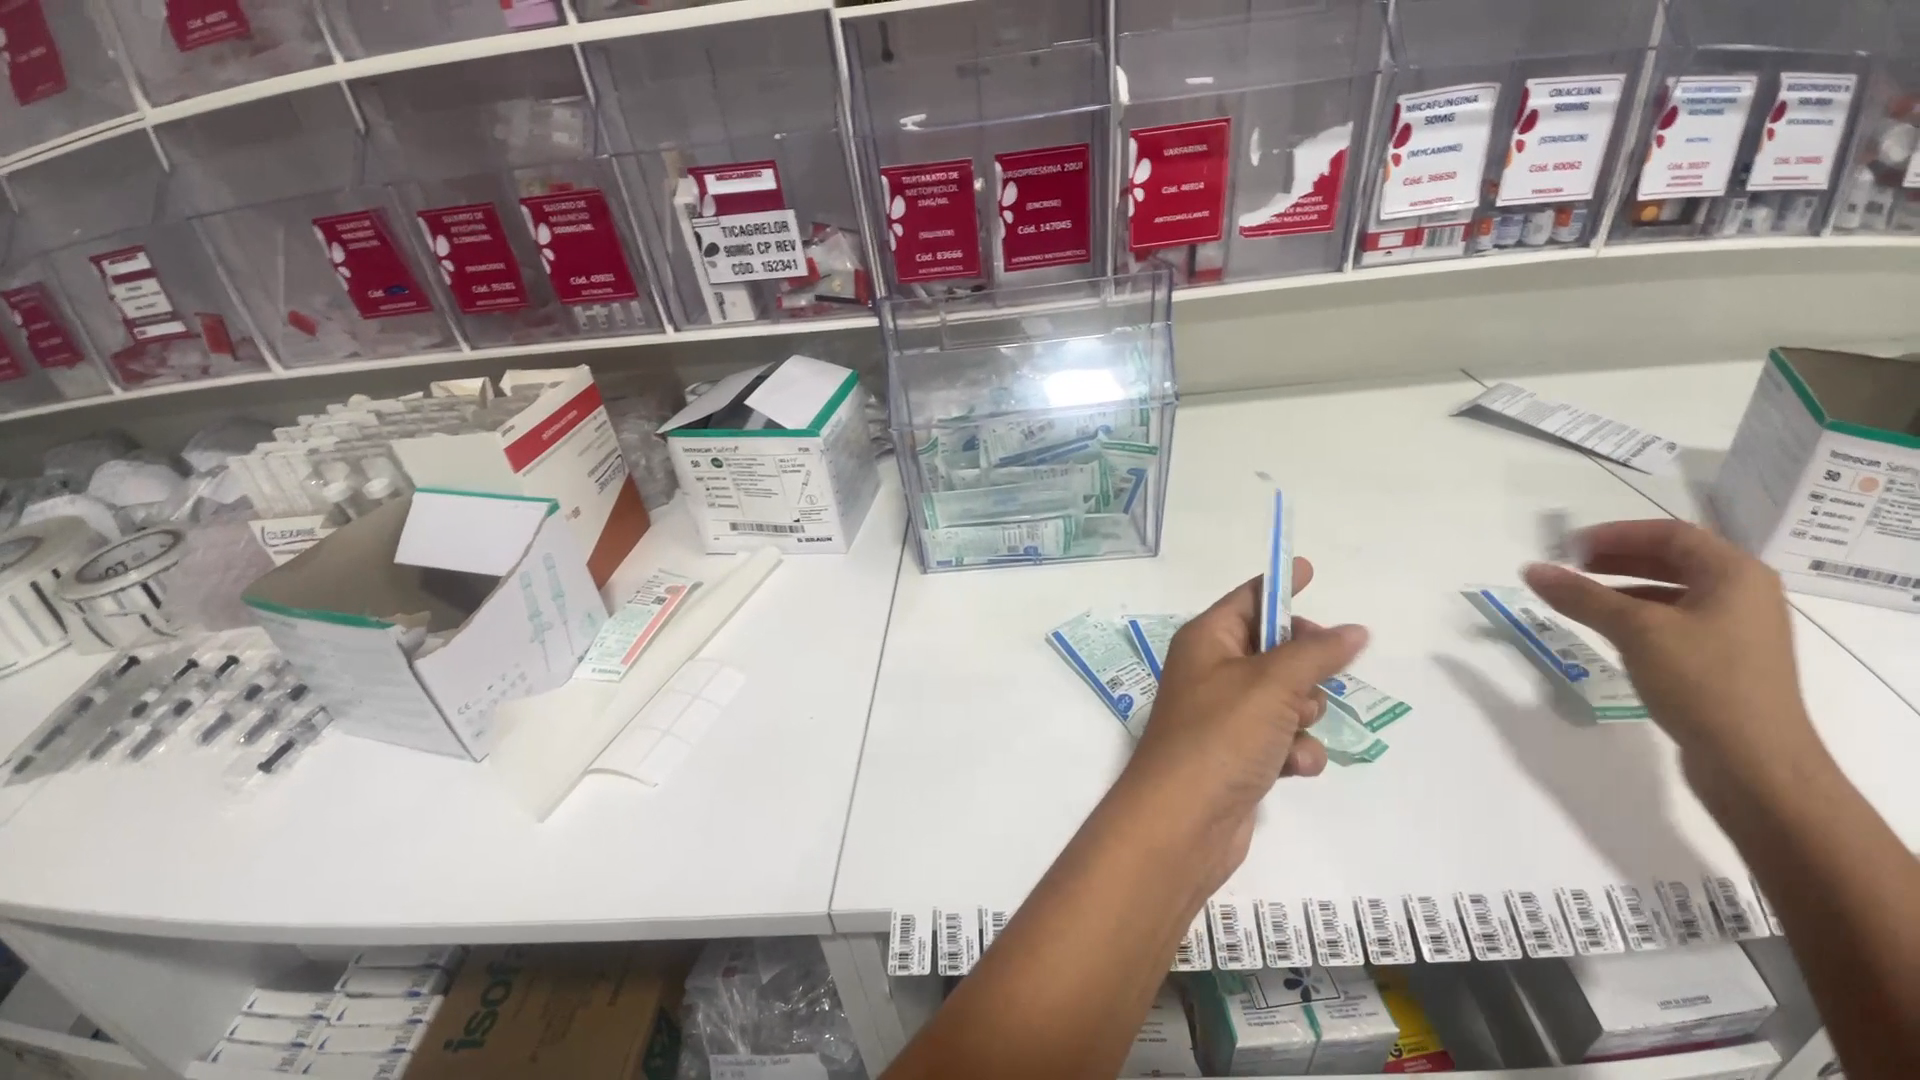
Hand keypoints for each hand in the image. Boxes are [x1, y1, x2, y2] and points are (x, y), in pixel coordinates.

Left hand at [1120, 559, 1368, 876]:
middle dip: (1304, 667)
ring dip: (1304, 715)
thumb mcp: (1272, 683)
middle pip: (1275, 650)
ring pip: (1287, 698)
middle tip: (1310, 683)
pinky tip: (1293, 768)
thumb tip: (1352, 630)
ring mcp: (1224, 717)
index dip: (1280, 587)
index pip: (1248, 600)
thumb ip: (1316, 653)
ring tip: (1293, 732)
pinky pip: (1283, 740)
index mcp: (1205, 640)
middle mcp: (1211, 672)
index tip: (1311, 571)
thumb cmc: (1220, 736)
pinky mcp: (1239, 757)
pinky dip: (1295, 752)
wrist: (1183, 822)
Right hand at [1521, 519, 1823, 795]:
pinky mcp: (1725, 660)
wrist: (1755, 760)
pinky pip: (1676, 622)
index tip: (1568, 547)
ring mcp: (1738, 629)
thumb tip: (1532, 570)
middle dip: (1618, 559)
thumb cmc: (1702, 681)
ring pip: (1672, 593)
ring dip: (1624, 588)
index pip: (1670, 534)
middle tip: (1570, 568)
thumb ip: (1581, 597)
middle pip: (1674, 560)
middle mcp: (1744, 594)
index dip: (1616, 534)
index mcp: (1735, 574)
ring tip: (1580, 600)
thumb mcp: (1635, 631)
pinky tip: (1610, 634)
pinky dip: (1639, 617)